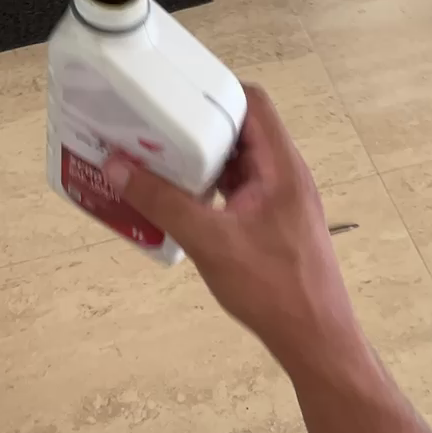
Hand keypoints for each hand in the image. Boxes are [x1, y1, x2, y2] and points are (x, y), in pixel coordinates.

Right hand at [103, 86, 361, 366]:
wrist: (316, 345)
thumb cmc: (272, 287)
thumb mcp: (209, 240)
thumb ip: (162, 201)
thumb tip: (115, 164)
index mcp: (280, 167)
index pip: (254, 103)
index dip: (216, 88)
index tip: (173, 87)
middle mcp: (282, 175)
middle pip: (239, 127)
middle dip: (195, 119)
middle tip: (151, 117)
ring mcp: (276, 199)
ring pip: (234, 157)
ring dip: (197, 152)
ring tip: (152, 150)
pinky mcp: (267, 220)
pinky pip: (232, 184)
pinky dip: (203, 180)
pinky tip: (172, 190)